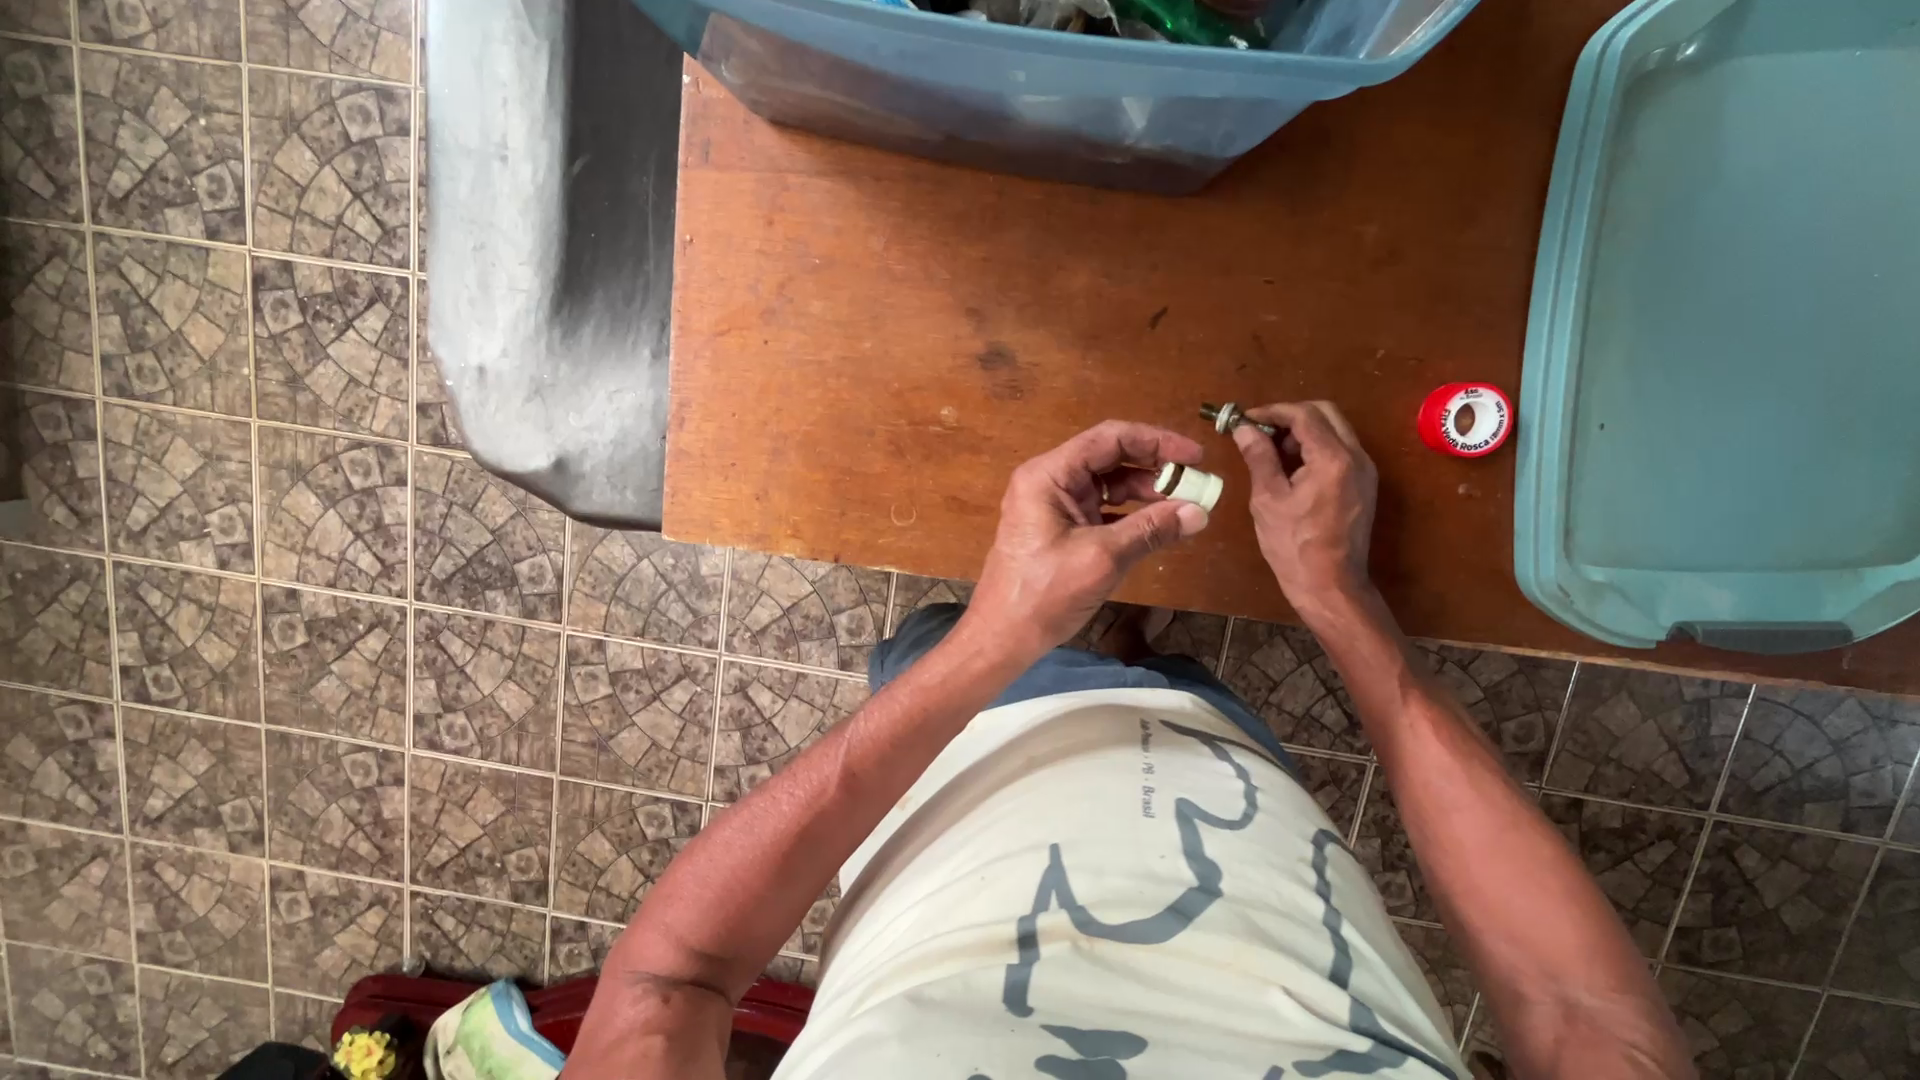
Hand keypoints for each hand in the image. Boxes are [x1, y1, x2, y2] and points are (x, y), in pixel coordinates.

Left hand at [964, 421, 1210, 660]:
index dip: (1156, 441)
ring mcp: (1054, 506)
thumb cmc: (1044, 593)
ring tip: (1184, 504)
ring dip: (1146, 491)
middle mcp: (1049, 482)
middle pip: (1110, 458)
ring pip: (1108, 485)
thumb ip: (1150, 530)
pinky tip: (1158, 524)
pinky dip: (1131, 514)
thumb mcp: (1101, 558)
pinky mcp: (1060, 530)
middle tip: (1196, 482)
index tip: (1196, 456)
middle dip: (1155, 467)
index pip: (1109, 438)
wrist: (1002, 637)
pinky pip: (1101, 510)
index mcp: (1049, 475)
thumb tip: (1199, 512)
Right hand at [1232, 401, 1377, 614]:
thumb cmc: (1293, 545)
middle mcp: (1357, 457)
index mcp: (1333, 459)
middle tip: (1260, 432)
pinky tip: (1292, 468)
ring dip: (1303, 431)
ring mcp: (1365, 470)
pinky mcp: (1364, 484)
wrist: (1330, 584)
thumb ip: (1259, 457)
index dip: (1272, 412)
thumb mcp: (1268, 499)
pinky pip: (1340, 450)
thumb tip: (1243, 429)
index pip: (1304, 415)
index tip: (1245, 419)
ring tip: (1272, 451)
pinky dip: (1316, 447)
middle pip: (1325, 414)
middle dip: (1290, 416)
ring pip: (1335, 430)